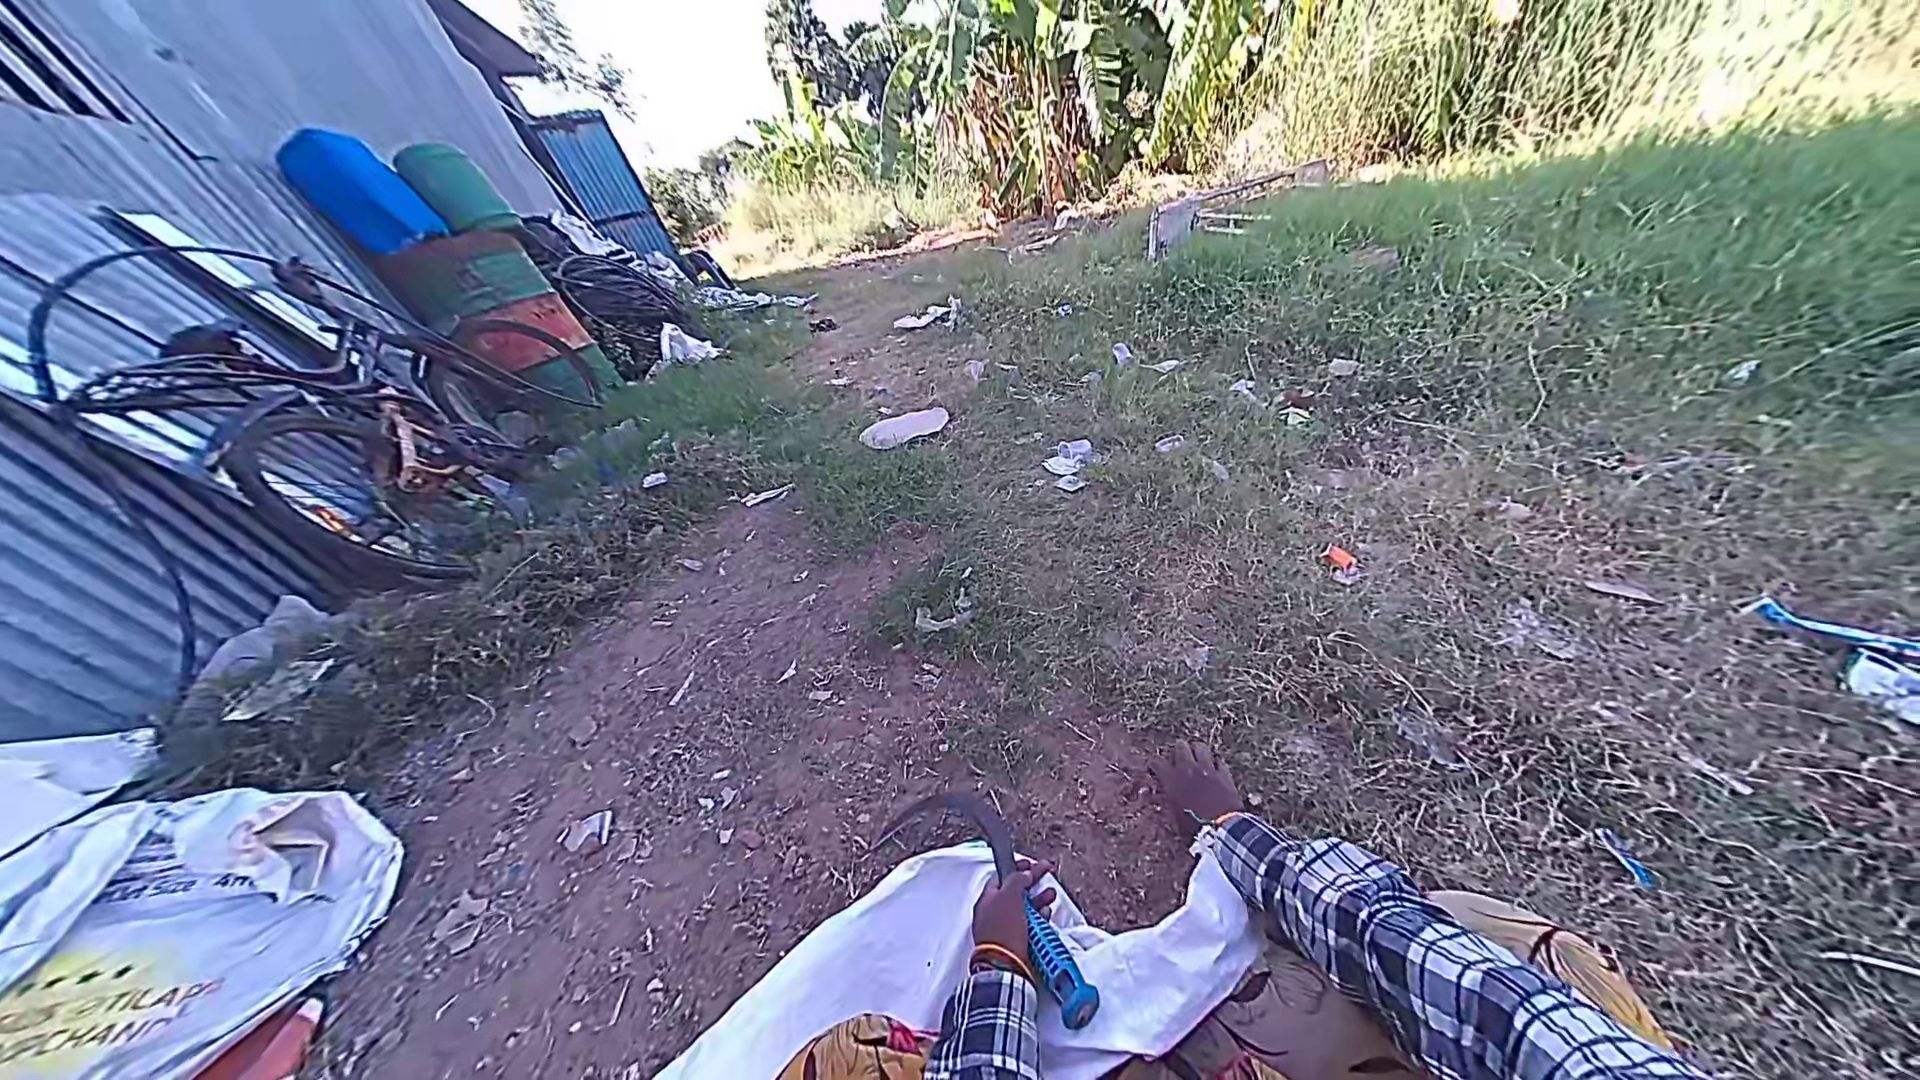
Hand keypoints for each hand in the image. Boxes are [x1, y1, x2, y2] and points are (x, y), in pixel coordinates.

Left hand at [972, 859, 1056, 970]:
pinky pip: (1029, 927)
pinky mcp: (1016, 945)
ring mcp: (1005, 930)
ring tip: (1051, 895)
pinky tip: (1046, 915)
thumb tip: (1023, 873)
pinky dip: (1039, 919)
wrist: (1005, 968)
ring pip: (1024, 909)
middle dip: (1032, 882)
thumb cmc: (1003, 931)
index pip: (1002, 877)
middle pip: (1015, 892)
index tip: (1030, 864)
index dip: (1017, 868)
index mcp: (986, 900)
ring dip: (1039, 900)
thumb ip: (1016, 880)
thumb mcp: (1009, 896)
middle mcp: (993, 915)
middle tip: (1046, 874)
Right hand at [1153, 740, 1242, 828]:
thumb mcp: (1174, 816)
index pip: (1156, 761)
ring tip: (1197, 757)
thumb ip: (1170, 801)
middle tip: (1178, 757)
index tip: (1155, 768)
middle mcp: (1187, 769)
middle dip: (1178, 750)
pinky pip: (1219, 761)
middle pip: (1180, 746)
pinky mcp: (1224, 775)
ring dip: (1197, 752)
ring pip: (1200, 747)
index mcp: (1171, 778)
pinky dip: (1216, 764)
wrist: (1222, 829)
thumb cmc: (1195, 827)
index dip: (1154, 764)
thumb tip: (1168, 797)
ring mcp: (1207, 769)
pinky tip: (1215, 769)